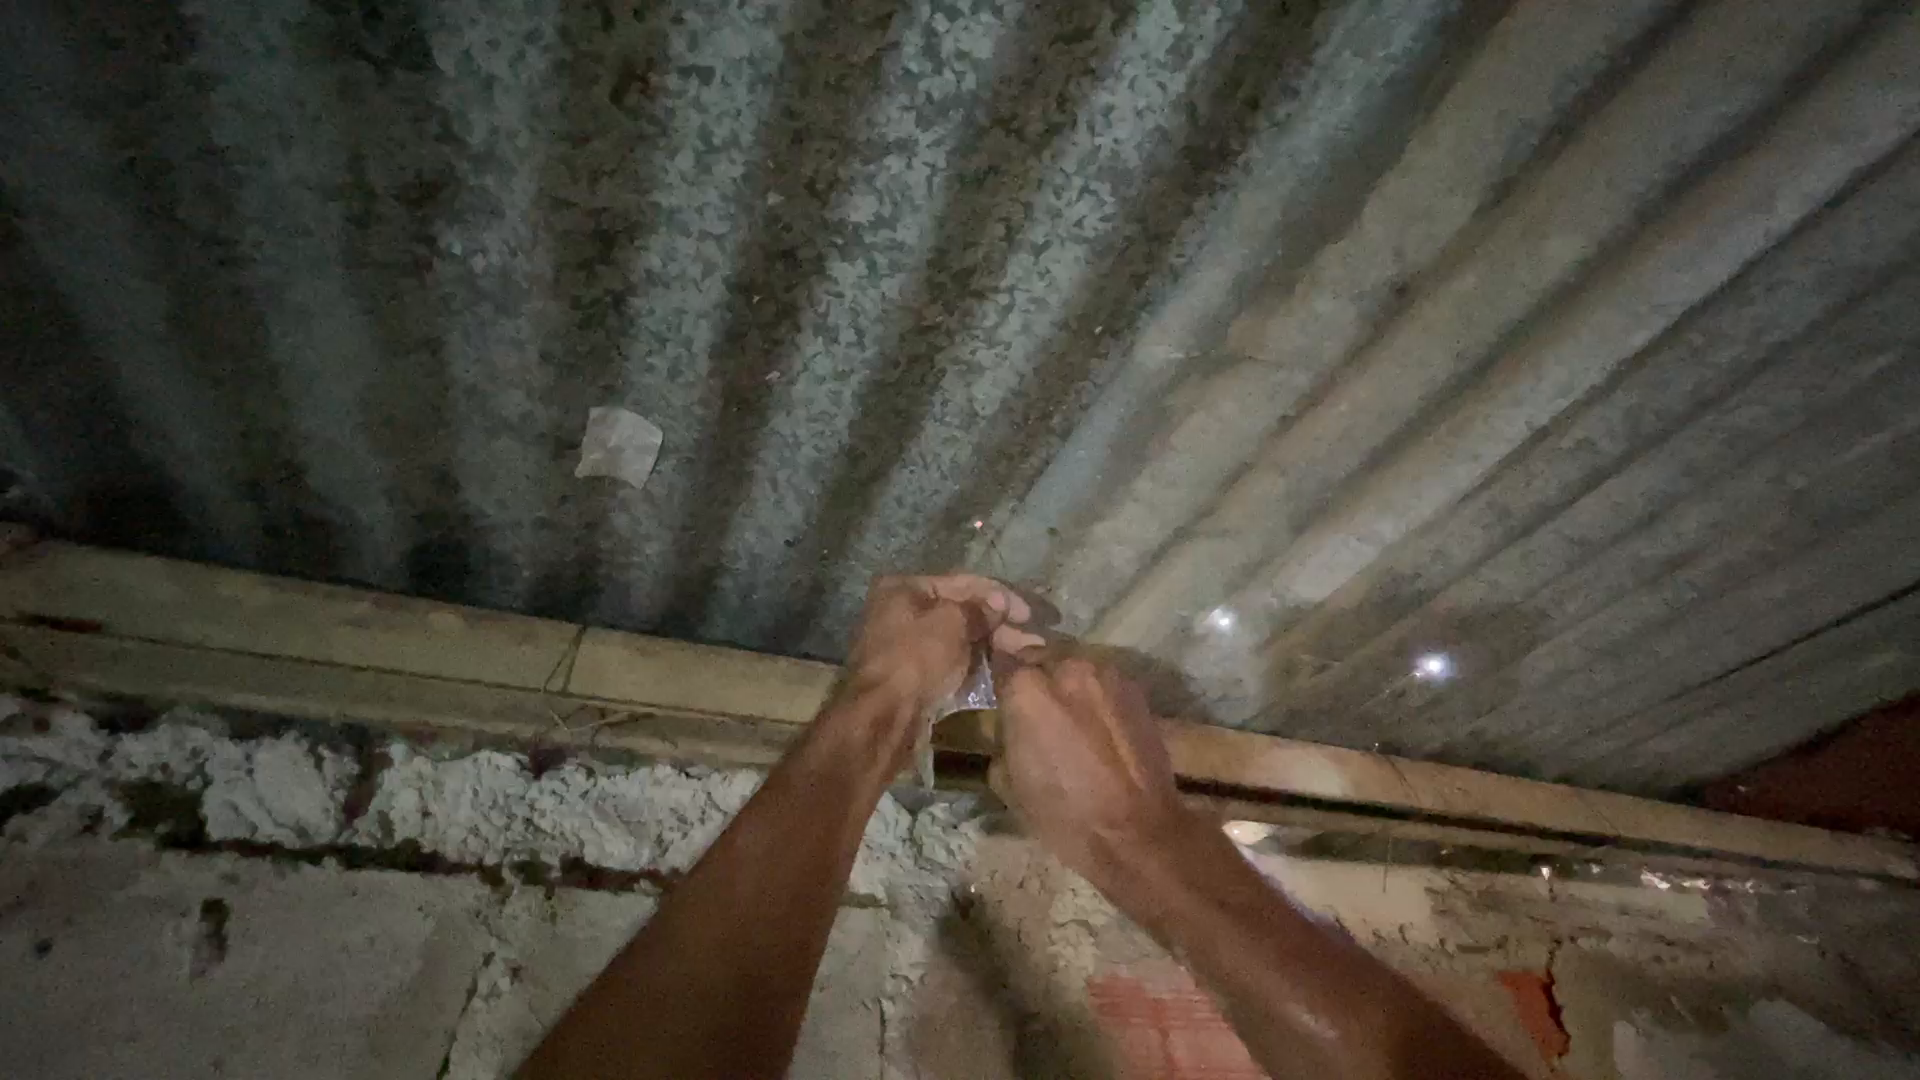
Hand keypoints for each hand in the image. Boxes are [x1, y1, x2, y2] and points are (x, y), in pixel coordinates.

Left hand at [842, 574, 1040, 713]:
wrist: (881, 717)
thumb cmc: (915, 658)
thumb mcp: (952, 623)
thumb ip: (979, 610)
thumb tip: (998, 604)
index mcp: (905, 588)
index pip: (962, 582)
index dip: (999, 595)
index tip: (1029, 614)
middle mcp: (902, 613)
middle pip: (960, 613)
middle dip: (997, 625)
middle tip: (1032, 641)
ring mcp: (906, 648)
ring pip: (957, 641)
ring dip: (990, 647)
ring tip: (1024, 657)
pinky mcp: (912, 679)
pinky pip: (949, 665)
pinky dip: (973, 668)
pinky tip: (999, 674)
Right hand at [991, 657, 1205, 883]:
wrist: (1135, 831)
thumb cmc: (1062, 813)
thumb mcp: (1006, 780)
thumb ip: (1001, 736)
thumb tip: (1009, 726)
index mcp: (1026, 688)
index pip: (1001, 663)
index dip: (1000, 680)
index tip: (1002, 696)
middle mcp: (1066, 668)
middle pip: (1040, 658)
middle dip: (1035, 677)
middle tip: (1035, 707)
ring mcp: (1105, 674)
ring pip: (1075, 666)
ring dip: (1067, 683)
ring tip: (1070, 715)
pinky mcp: (1135, 688)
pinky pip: (1103, 682)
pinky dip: (1096, 695)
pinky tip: (1098, 724)